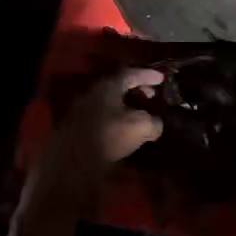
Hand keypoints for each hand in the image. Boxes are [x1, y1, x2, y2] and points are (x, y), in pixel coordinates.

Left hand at [30, 68, 163, 214]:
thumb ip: (153, 122)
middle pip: (117, 87)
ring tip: (139, 114)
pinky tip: (123, 131)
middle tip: (151, 96)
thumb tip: (156, 125)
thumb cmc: (109, 136)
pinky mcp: (76, 129)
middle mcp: (92, 95)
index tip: (162, 78)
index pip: (130, 74)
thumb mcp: (141, 126)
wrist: (73, 161)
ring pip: (109, 103)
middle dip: (136, 90)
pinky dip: (115, 119)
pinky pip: (102, 117)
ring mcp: (81, 112)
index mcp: (107, 87)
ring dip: (125, 106)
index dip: (148, 75)